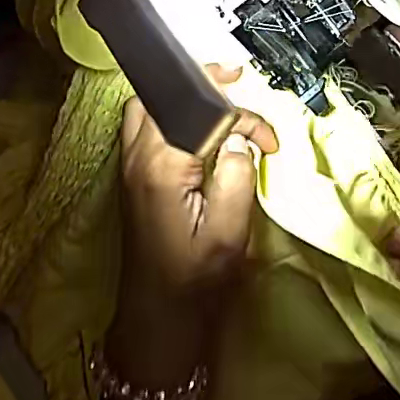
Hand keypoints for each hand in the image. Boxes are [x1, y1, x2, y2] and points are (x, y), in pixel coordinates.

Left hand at [111, 64, 277, 384]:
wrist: (155, 319)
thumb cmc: (194, 280)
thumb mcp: (227, 236)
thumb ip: (237, 178)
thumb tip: (241, 140)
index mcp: (163, 167)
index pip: (207, 116)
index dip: (245, 120)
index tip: (270, 143)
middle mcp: (138, 157)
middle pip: (167, 95)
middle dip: (204, 81)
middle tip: (236, 80)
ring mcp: (128, 164)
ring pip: (147, 104)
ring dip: (180, 92)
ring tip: (214, 92)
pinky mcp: (130, 174)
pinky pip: (141, 121)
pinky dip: (166, 108)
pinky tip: (190, 120)